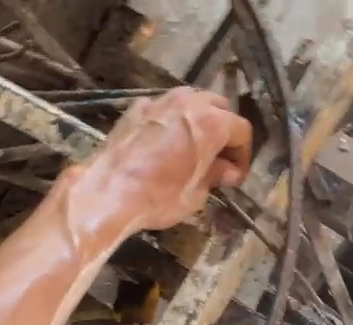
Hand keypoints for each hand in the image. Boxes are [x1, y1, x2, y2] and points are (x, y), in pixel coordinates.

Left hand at [55, 87, 253, 245]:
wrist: (109, 190)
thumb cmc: (158, 197)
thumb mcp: (195, 194)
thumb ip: (215, 176)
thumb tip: (227, 171)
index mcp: (212, 123)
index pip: (241, 130)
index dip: (243, 155)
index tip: (236, 176)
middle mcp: (190, 102)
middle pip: (219, 108)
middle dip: (224, 133)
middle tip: (219, 161)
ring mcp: (161, 99)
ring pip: (192, 102)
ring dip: (199, 122)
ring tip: (194, 150)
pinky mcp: (138, 106)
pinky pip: (165, 108)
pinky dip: (173, 122)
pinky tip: (166, 145)